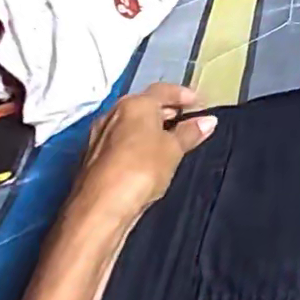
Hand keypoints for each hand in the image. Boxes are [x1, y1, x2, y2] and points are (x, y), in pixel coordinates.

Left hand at [65, 83, 215, 232]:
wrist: (99, 209)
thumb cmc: (141, 169)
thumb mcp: (174, 149)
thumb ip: (190, 132)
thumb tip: (208, 121)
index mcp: (135, 104)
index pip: (163, 90)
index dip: (183, 95)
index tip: (199, 103)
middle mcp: (113, 114)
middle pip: (145, 105)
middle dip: (167, 110)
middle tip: (188, 119)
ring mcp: (99, 136)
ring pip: (131, 124)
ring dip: (151, 128)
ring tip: (171, 139)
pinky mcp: (92, 158)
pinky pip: (121, 141)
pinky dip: (138, 143)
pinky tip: (149, 157)